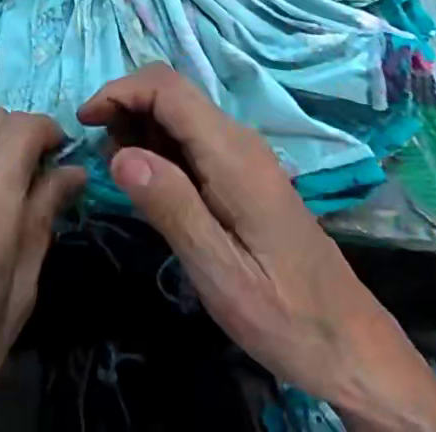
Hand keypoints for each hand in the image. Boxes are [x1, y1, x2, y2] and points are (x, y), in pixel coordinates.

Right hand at [79, 64, 435, 431]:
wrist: (351, 348)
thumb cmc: (284, 314)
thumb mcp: (220, 271)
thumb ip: (171, 206)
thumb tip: (118, 153)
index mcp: (232, 154)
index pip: (166, 87)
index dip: (118, 91)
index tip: (84, 123)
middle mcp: (238, 141)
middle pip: (169, 90)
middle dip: (124, 107)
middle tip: (104, 158)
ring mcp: (242, 155)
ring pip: (176, 111)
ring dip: (138, 127)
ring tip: (125, 177)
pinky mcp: (241, 173)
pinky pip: (189, 138)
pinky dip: (157, 146)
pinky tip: (153, 188)